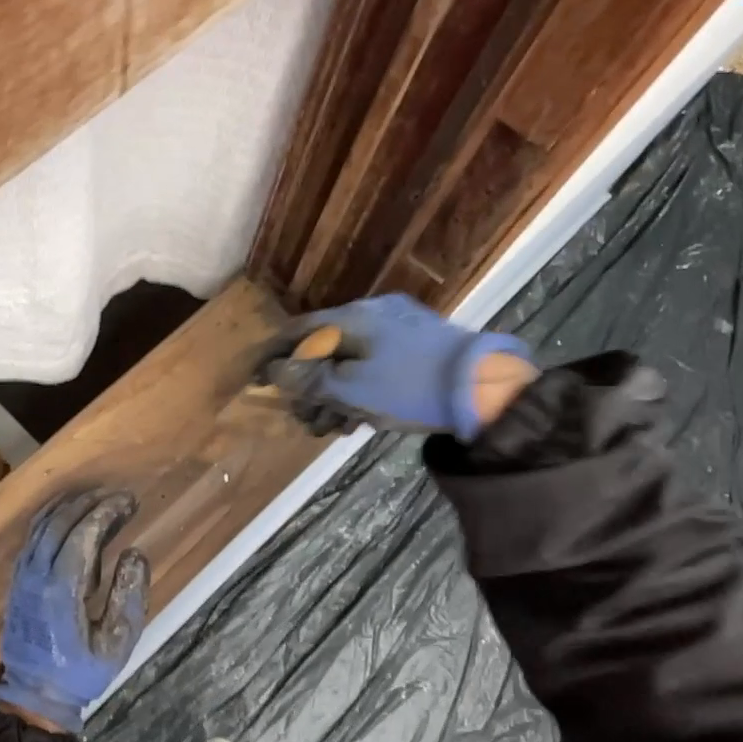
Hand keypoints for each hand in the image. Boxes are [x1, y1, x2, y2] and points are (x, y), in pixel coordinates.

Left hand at [0, 490, 149, 733]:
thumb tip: (134, 553)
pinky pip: (32, 536)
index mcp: (61, 589)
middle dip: (90, 502)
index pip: (81, 534)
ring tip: (97, 496)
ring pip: (41, 525)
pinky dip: (52, 517)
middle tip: (119, 496)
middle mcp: (36, 574)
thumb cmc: (81, 672)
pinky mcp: (18, 579)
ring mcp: (22, 575)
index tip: (129, 501)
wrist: (35, 694)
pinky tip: (69, 514)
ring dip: (69, 505)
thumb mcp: (117, 642)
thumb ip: (129, 595)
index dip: (105, 512)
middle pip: (59, 522)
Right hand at [258, 293, 535, 439]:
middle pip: (324, 348)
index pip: (298, 331)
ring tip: (333, 428)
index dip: (274, 356)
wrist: (485, 389)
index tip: (257, 381)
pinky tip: (361, 418)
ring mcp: (400, 326)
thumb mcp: (350, 389)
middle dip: (309, 387)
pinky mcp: (420, 344)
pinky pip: (375, 363)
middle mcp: (373, 313)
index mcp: (353, 318)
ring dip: (334, 394)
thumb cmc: (408, 388)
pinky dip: (360, 388)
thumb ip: (308, 379)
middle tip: (305, 420)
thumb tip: (274, 371)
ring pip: (351, 359)